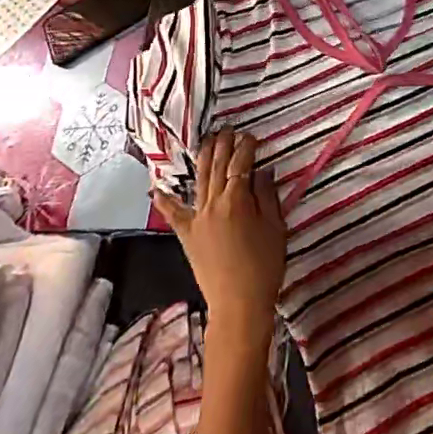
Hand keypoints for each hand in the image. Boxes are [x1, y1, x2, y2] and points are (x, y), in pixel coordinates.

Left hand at [153, 130, 285, 344]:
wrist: (239, 303)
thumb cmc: (264, 267)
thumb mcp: (275, 229)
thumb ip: (267, 197)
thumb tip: (262, 170)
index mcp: (237, 200)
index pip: (241, 164)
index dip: (246, 148)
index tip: (251, 136)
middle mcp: (213, 203)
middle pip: (217, 166)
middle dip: (223, 144)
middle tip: (227, 129)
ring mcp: (197, 218)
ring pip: (199, 180)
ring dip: (204, 158)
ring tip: (207, 141)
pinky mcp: (187, 234)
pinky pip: (173, 213)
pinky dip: (164, 199)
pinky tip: (156, 186)